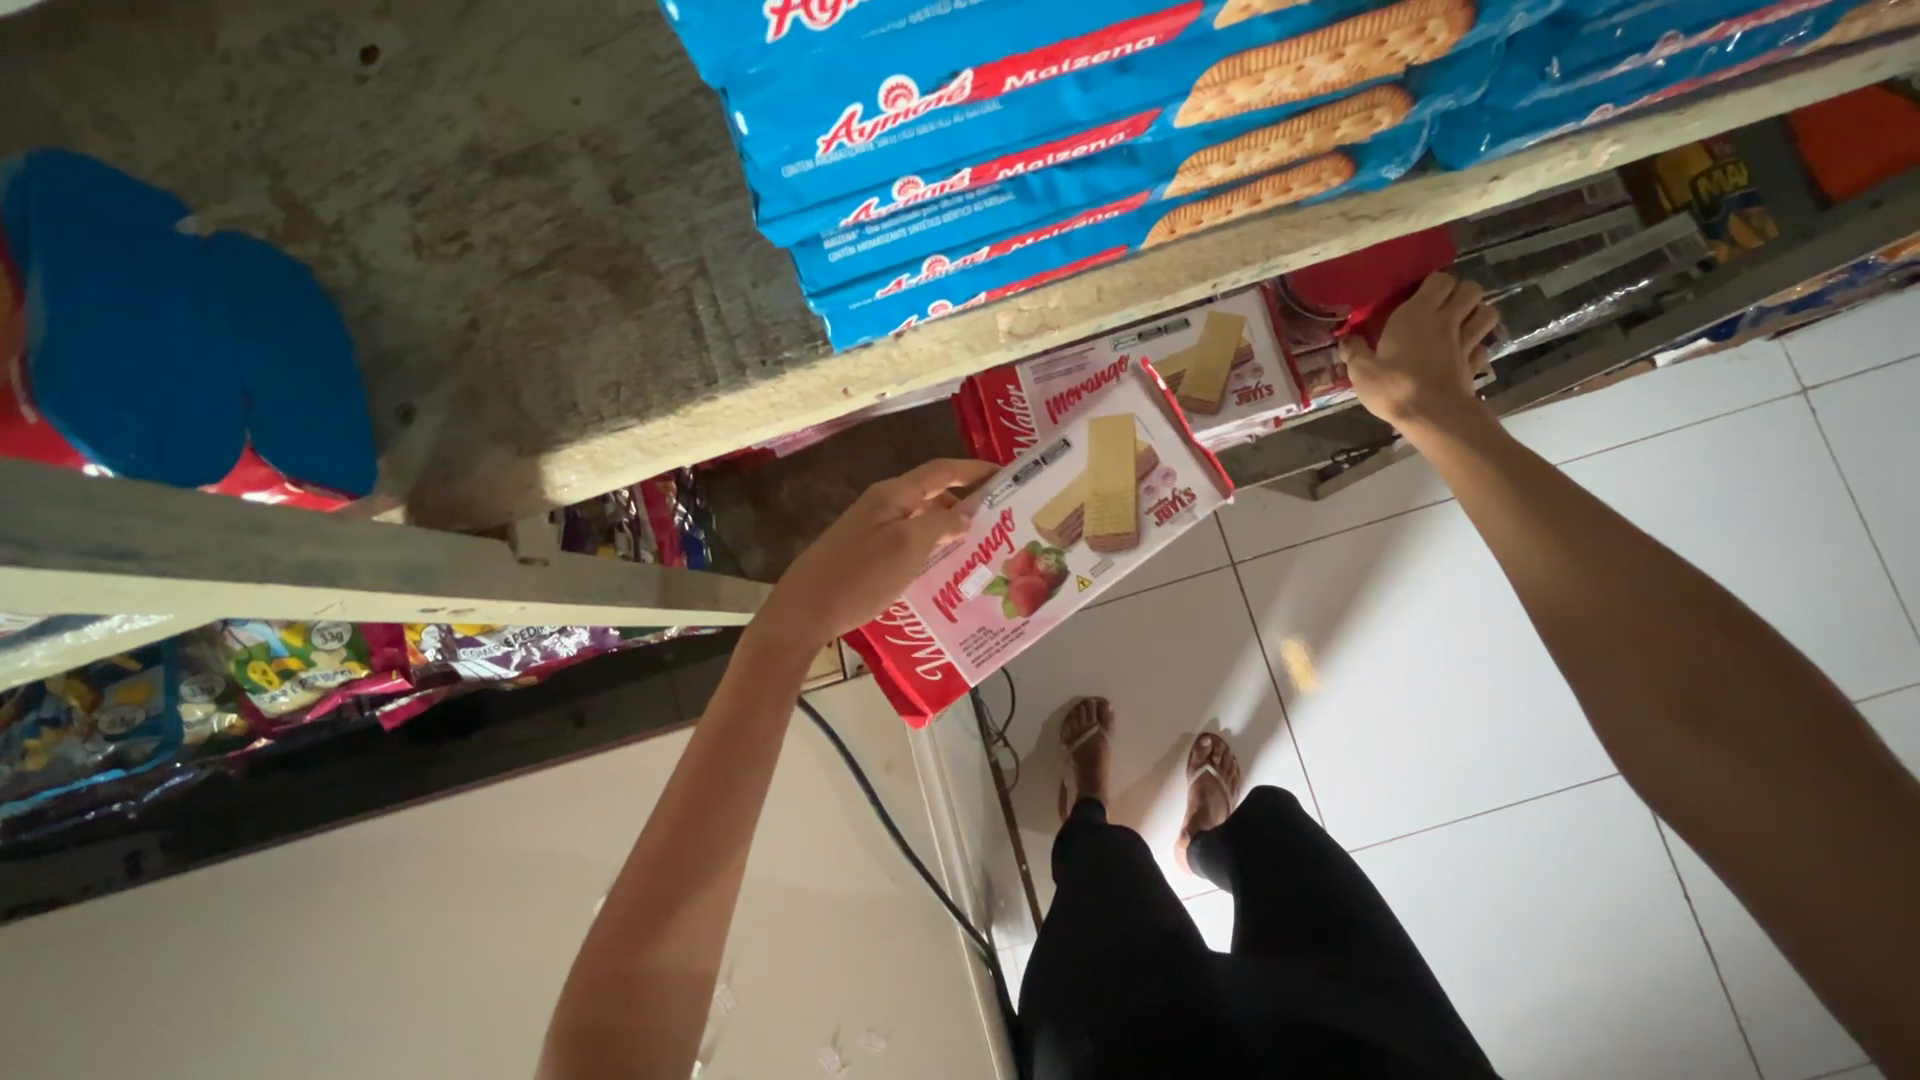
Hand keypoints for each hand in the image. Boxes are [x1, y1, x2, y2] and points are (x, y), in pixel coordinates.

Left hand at [752, 458, 998, 652]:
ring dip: (948, 526)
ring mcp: (871, 528)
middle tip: (999, 519)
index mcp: (893, 495)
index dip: (974, 469)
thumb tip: (965, 514)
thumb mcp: (906, 549)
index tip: (1006, 475)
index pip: (941, 470)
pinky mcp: (865, 552)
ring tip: (979, 546)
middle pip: (932, 493)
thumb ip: (939, 525)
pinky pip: (907, 539)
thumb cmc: (858, 578)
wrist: (804, 612)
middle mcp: (882, 504)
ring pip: (920, 518)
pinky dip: (930, 545)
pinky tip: (943, 567)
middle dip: (966, 501)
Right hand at [1346, 272, 1500, 430]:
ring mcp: (1466, 341)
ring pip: (1487, 312)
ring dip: (1476, 314)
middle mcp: (1446, 321)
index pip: (1440, 279)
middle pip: (1471, 289)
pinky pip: (1483, 345)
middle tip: (1442, 307)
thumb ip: (1354, 351)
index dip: (1433, 284)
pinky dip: (1476, 346)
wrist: (1432, 415)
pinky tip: (1462, 354)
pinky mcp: (1475, 362)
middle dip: (1460, 293)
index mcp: (1417, 314)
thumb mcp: (1362, 371)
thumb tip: (1347, 339)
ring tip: (1459, 324)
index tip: (1419, 295)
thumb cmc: (1394, 387)